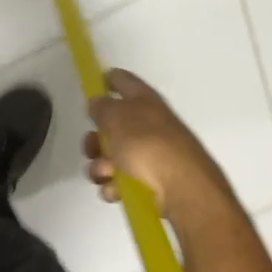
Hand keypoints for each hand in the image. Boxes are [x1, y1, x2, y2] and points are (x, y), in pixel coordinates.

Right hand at [83, 69, 228, 212]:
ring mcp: (147, 156)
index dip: (107, 80)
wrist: (178, 184)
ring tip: (106, 174)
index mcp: (143, 101)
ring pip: (110, 158)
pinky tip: (116, 191)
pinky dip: (113, 187)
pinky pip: (118, 183)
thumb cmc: (145, 143)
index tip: (93, 86)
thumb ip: (101, 107)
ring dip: (100, 167)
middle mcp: (146, 126)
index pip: (122, 81)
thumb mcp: (116, 116)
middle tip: (93, 149)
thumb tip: (97, 103)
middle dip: (95, 141)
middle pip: (110, 129)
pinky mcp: (146, 183)